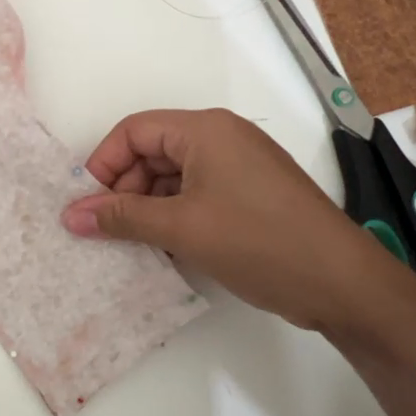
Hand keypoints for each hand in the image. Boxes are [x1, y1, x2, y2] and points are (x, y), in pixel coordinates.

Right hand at [59, 109, 409, 332]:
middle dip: (125, 189)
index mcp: (205, 130)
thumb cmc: (258, 242)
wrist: (345, 285)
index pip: (134, 131)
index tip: (87, 204)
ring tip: (134, 244)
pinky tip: (166, 248)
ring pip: (173, 176)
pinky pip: (198, 193)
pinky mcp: (252, 195)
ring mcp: (241, 166)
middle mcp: (222, 138)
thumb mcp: (181, 228)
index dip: (103, 163)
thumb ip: (122, 218)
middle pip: (152, 152)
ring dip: (148, 206)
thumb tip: (70, 215)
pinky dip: (175, 215)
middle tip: (108, 230)